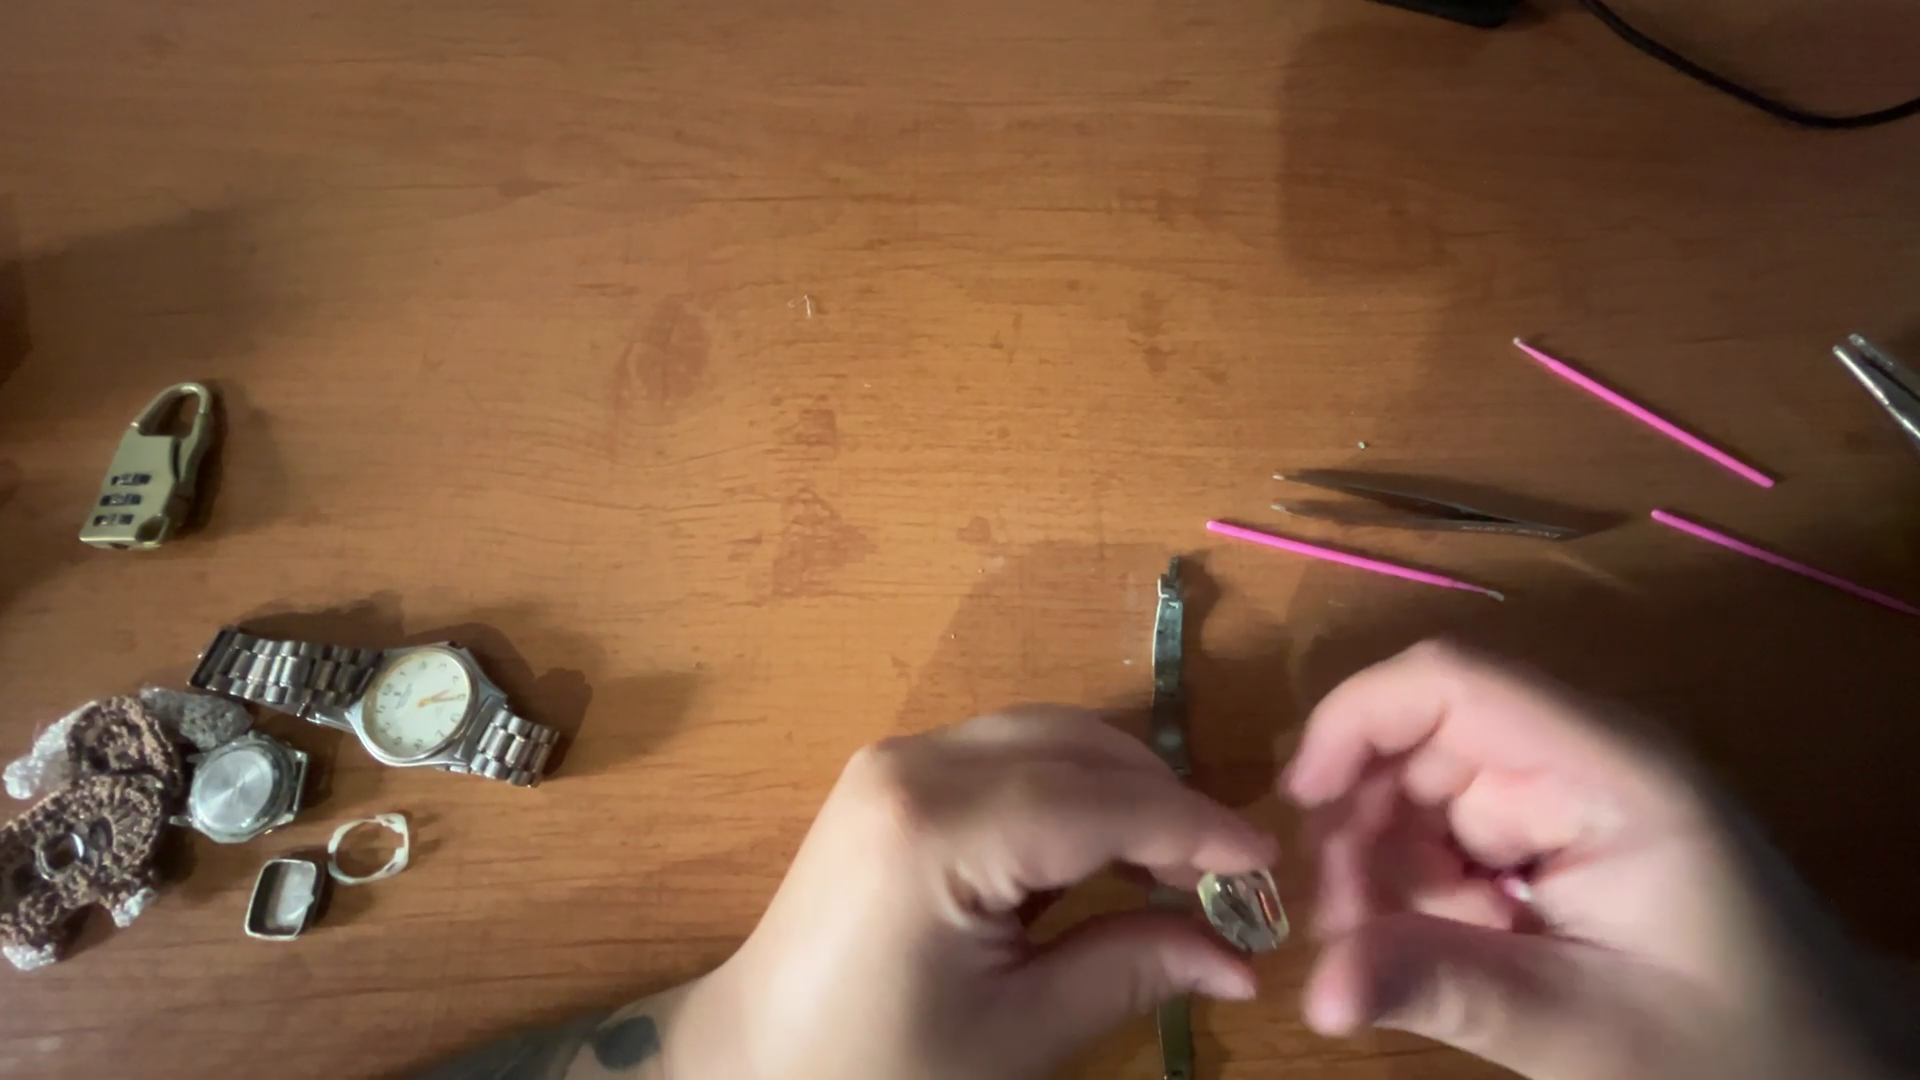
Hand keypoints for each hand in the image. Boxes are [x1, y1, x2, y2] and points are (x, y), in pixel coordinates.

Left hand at [670, 708, 1277, 1079]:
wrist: (756, 1057)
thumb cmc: (880, 1068)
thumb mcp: (1018, 1035)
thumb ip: (1132, 968)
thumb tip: (1241, 956)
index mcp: (937, 829)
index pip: (1094, 802)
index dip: (1190, 826)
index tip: (1264, 858)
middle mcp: (915, 763)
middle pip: (1071, 746)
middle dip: (1158, 798)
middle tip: (1222, 871)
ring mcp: (898, 755)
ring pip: (1043, 735)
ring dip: (1116, 784)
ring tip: (1171, 860)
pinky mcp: (896, 767)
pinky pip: (1007, 751)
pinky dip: (1067, 784)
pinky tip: (1099, 839)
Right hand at [1282, 641, 1900, 1079]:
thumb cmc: (1747, 1060)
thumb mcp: (1592, 1034)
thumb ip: (1448, 990)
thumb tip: (1314, 991)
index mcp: (1605, 767)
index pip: (1447, 682)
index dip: (1355, 719)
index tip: (1303, 800)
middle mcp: (1564, 753)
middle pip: (1408, 743)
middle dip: (1359, 828)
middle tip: (1342, 926)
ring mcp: (1543, 786)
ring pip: (1402, 790)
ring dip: (1376, 864)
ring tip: (1391, 950)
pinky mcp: (1527, 823)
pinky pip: (1426, 829)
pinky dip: (1406, 883)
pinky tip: (1438, 939)